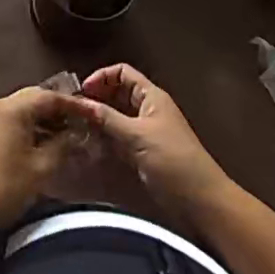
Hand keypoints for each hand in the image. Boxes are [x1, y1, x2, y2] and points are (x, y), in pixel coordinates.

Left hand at [0, 87, 80, 226]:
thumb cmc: (6, 187)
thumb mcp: (43, 167)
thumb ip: (64, 144)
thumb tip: (78, 133)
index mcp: (13, 108)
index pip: (50, 96)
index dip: (75, 105)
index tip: (96, 114)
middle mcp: (1, 105)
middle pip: (37, 98)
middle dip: (61, 109)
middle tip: (85, 121)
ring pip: (27, 109)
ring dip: (48, 118)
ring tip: (72, 133)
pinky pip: (17, 120)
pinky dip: (35, 127)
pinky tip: (50, 142)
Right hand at [78, 64, 230, 213]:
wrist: (201, 200)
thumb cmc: (173, 160)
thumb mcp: (137, 136)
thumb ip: (108, 118)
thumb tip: (78, 102)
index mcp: (151, 96)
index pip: (122, 73)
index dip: (101, 77)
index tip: (81, 92)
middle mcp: (148, 109)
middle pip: (117, 92)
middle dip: (96, 97)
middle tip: (73, 109)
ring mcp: (145, 131)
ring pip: (116, 115)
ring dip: (98, 117)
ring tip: (75, 125)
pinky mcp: (142, 152)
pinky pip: (118, 135)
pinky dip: (104, 135)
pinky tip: (89, 142)